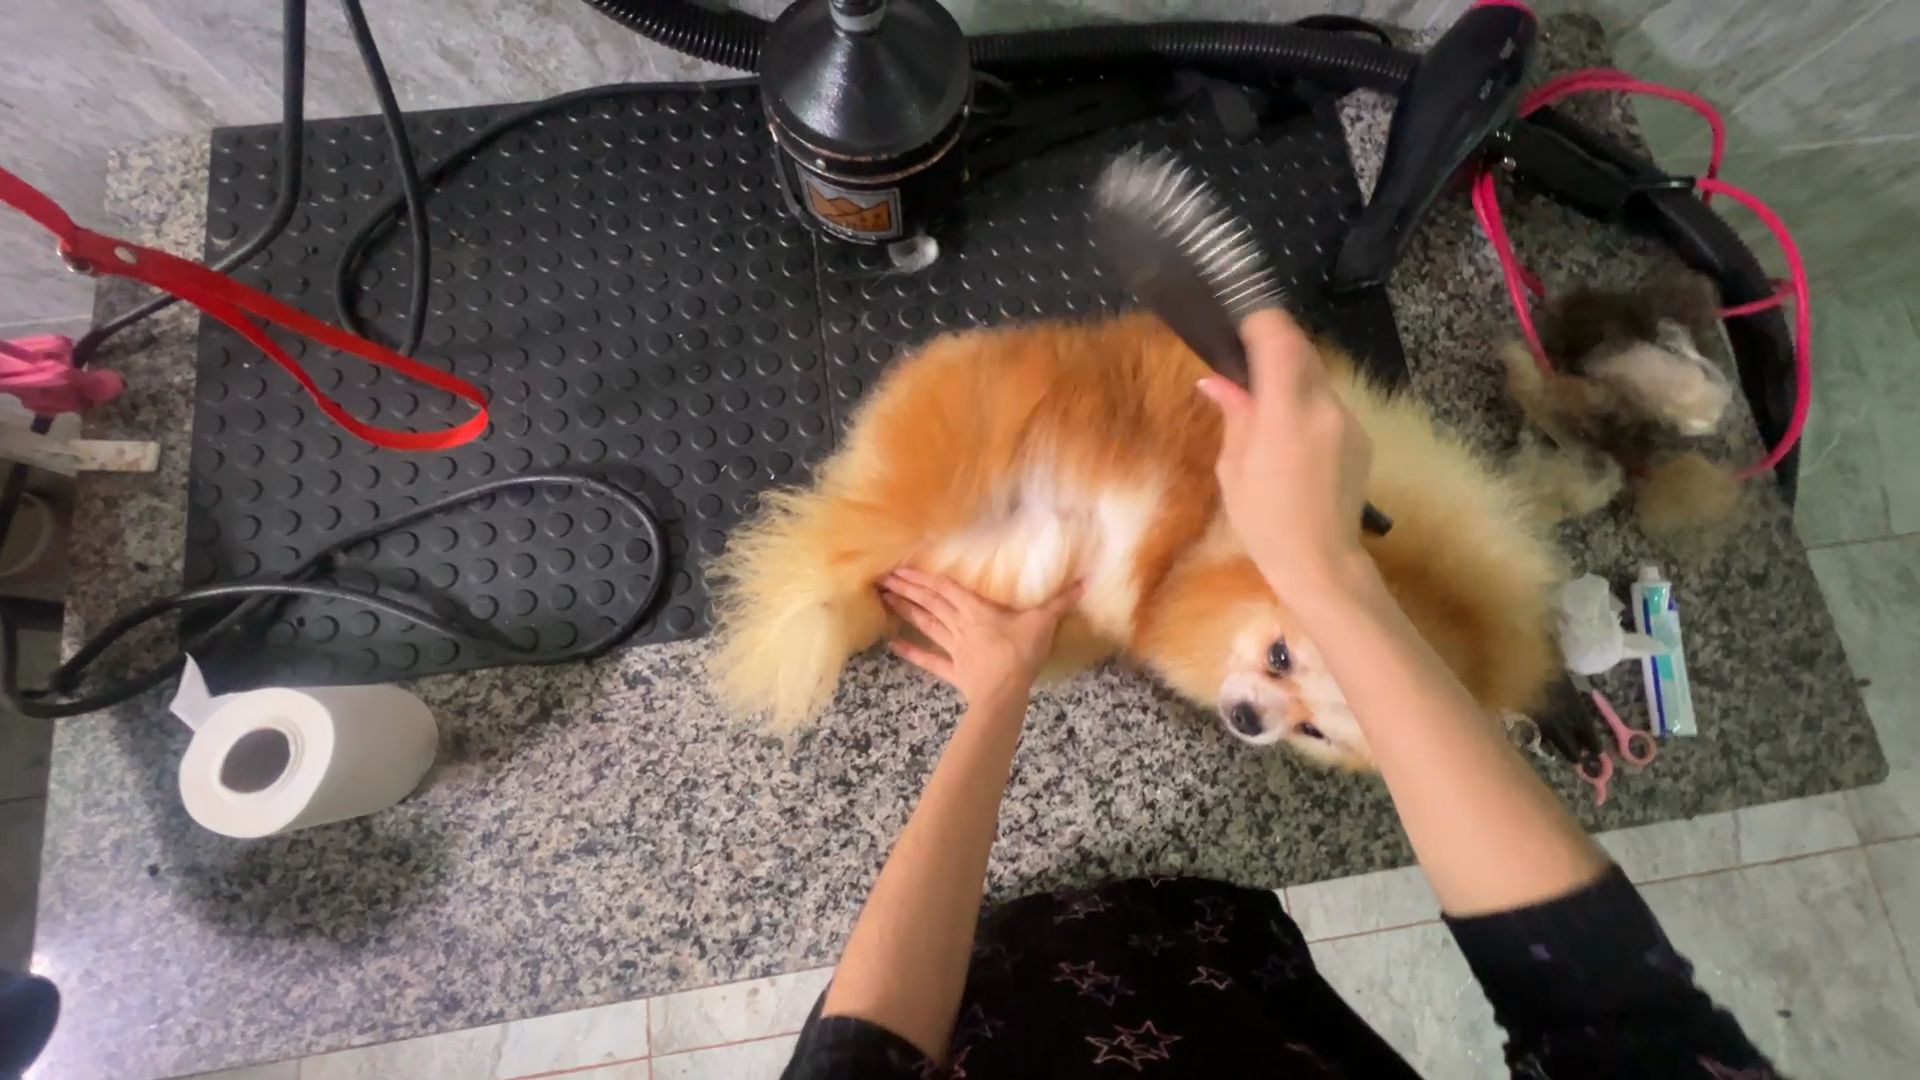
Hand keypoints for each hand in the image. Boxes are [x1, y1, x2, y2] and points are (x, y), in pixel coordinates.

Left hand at [879, 567, 1081, 710]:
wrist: (1006, 693)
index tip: (900, 566)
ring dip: (906, 612)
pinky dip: (912, 653)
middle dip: (907, 590)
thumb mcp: (1043, 622)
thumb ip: (1060, 602)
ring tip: (885, 600)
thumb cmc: (1021, 653)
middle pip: (930, 604)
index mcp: (976, 610)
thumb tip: (1084, 581)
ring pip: (926, 626)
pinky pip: (930, 661)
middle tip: (883, 578)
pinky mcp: (954, 672)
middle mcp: (960, 626)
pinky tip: (894, 645)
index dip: (923, 577)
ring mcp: (954, 650)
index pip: (945, 589)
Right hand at [1196, 310, 1376, 601]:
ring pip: (1317, 379)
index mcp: (1287, 416)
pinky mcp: (1361, 438)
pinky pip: (1328, 406)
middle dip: (1275, 347)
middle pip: (1303, 354)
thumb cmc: (1264, 522)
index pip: (1281, 344)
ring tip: (1264, 404)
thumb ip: (1234, 415)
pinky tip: (1289, 435)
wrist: (1321, 562)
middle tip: (1245, 360)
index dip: (1262, 322)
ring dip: (1290, 378)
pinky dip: (1306, 404)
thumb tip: (1217, 381)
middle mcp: (1325, 409)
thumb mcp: (1234, 469)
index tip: (1241, 321)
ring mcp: (1349, 422)